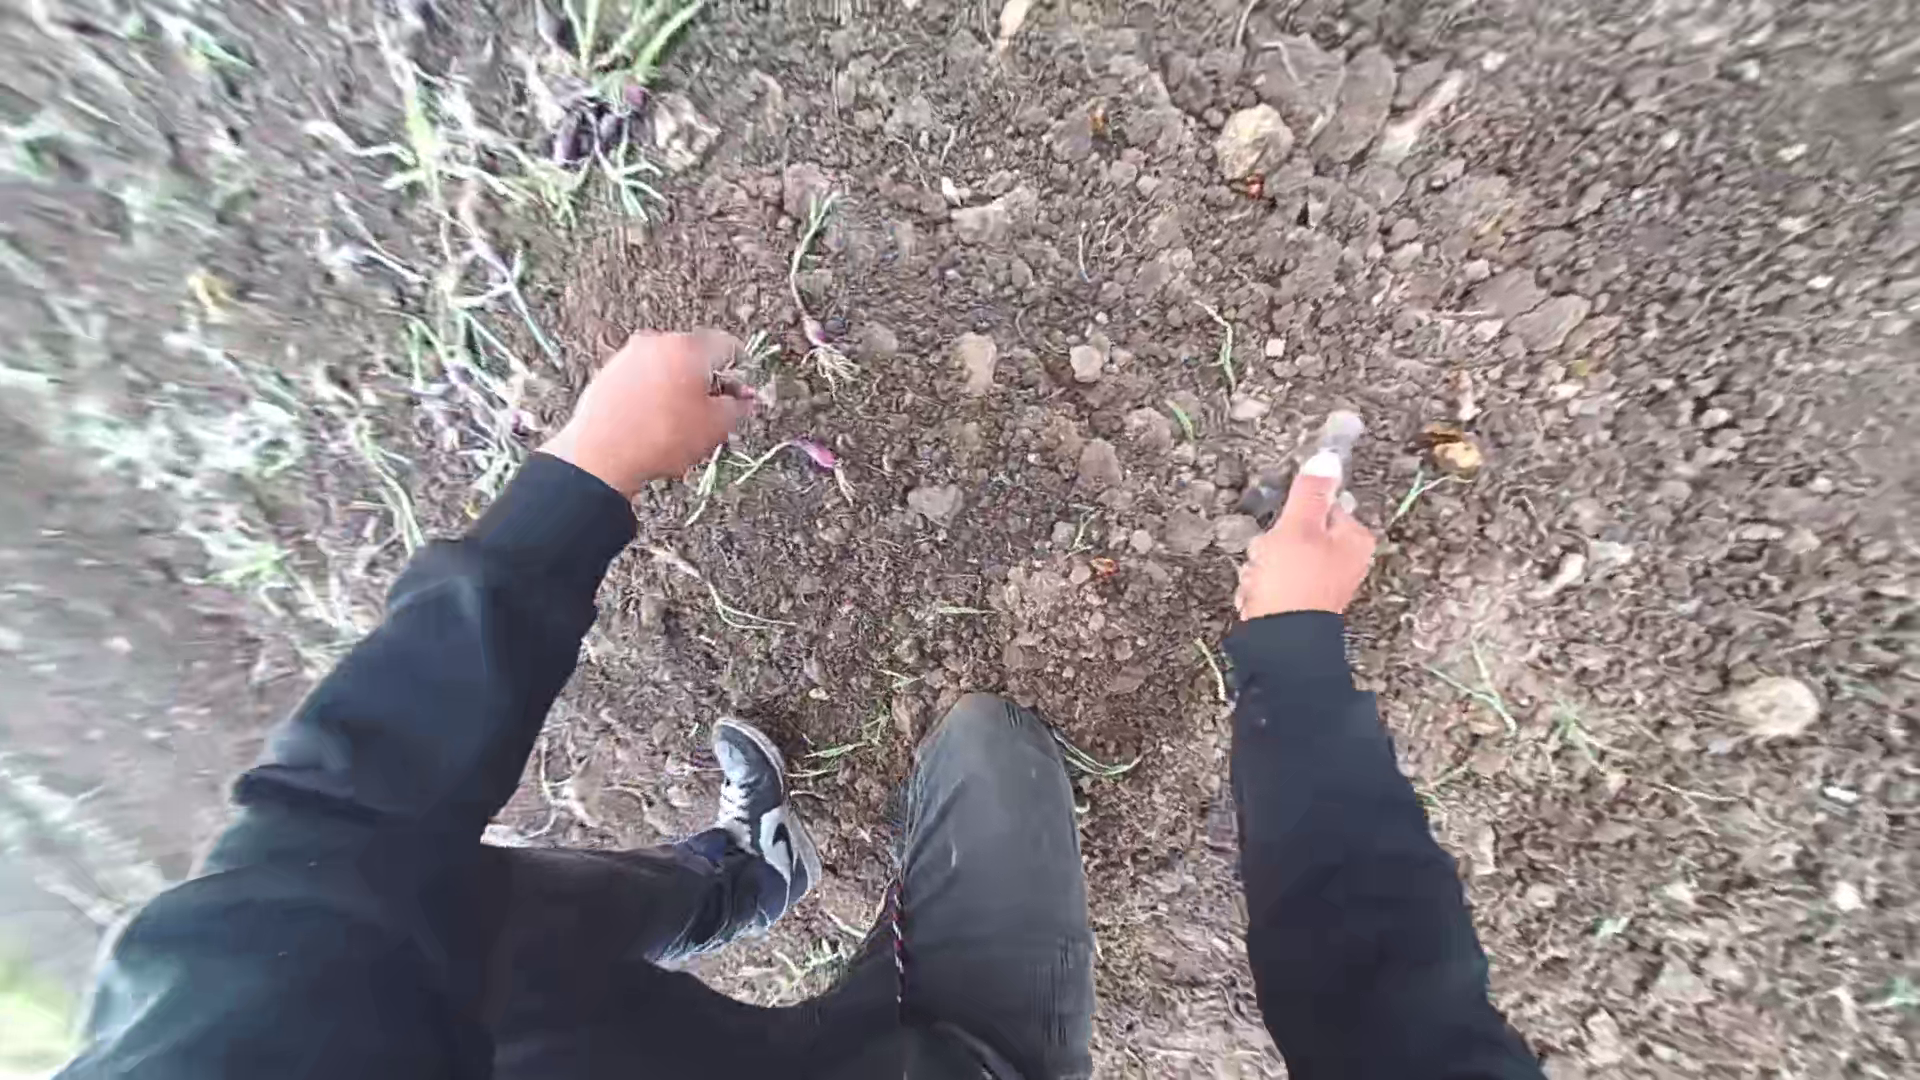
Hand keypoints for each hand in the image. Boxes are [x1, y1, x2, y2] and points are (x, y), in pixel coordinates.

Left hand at [540, 330, 751, 496]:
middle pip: (696, 356)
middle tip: (717, 412)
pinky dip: (658, 394)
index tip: (744, 392)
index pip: (729, 347)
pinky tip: (659, 422)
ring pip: (669, 367)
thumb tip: (745, 399)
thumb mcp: (717, 425)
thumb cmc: (665, 436)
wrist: (603, 455)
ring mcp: (629, 355)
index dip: (742, 372)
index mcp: (688, 347)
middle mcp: (657, 342)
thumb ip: (739, 406)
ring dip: (683, 389)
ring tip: (686, 422)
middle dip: (711, 382)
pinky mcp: (609, 373)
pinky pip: (645, 378)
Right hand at [1236, 451, 1376, 618]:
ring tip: (1262, 579)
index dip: (1291, 515)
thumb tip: (1326, 457)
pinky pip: (1274, 578)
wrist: (1280, 637)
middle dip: (1271, 544)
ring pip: (1279, 554)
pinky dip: (1262, 583)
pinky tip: (1259, 593)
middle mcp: (1344, 558)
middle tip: (1269, 557)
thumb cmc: (1293, 580)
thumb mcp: (1299, 527)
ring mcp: (1321, 580)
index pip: (1318, 505)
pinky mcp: (1300, 598)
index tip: (1281, 530)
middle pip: (1295, 530)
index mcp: (1353, 538)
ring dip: (1261, 565)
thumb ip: (1310, 492)